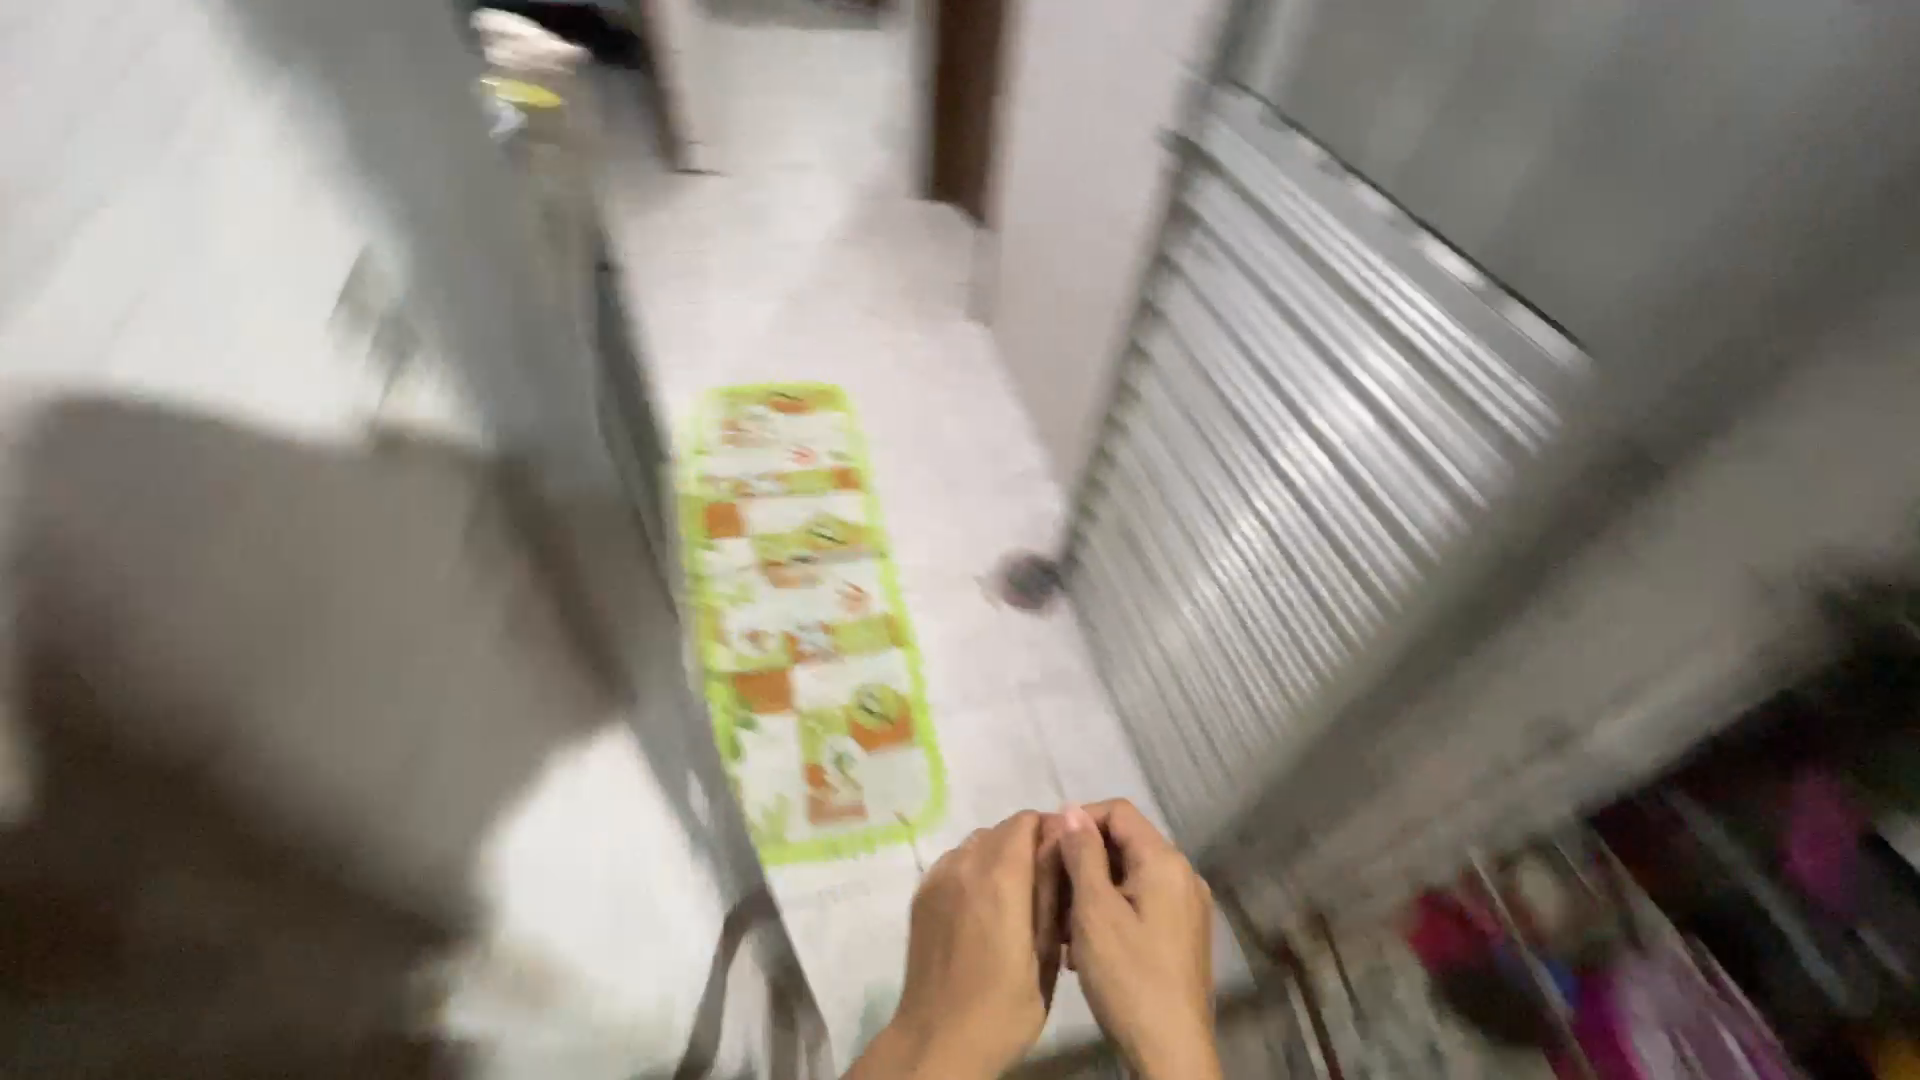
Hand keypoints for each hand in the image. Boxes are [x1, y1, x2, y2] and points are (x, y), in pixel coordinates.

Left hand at [850, 811, 1059, 1078]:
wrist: (938, 1040)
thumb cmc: (1004, 1008)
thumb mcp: (1044, 954)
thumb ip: (1051, 892)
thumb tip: (1062, 843)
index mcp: (1000, 876)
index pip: (1026, 821)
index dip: (1050, 831)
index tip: (1066, 858)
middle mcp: (965, 864)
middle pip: (1001, 829)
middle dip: (1027, 843)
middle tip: (1044, 882)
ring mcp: (938, 877)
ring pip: (976, 842)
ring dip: (998, 854)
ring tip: (1013, 895)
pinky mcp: (921, 893)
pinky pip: (955, 861)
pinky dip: (973, 868)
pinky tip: (982, 906)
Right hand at [1057, 800, 1220, 1079]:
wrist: (1172, 1054)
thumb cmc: (1128, 976)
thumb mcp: (1094, 911)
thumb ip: (1082, 854)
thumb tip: (1071, 809)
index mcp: (1165, 861)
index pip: (1118, 811)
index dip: (1079, 821)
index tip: (1048, 848)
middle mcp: (1183, 875)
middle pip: (1124, 842)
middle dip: (1082, 859)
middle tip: (1050, 888)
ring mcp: (1186, 907)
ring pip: (1128, 875)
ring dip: (1092, 889)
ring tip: (1062, 923)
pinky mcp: (1182, 935)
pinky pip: (1140, 902)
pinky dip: (1110, 911)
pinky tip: (1084, 944)